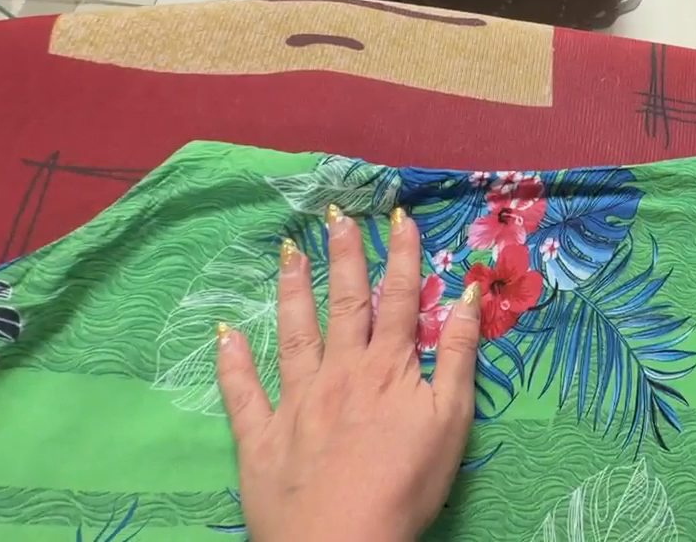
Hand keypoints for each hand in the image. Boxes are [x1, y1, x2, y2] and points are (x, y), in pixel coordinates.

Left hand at [216, 206, 481, 541]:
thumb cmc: (409, 482)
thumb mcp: (454, 416)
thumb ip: (461, 353)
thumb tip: (471, 296)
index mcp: (389, 366)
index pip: (400, 297)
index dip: (403, 254)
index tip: (400, 216)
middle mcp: (340, 372)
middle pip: (344, 303)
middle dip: (344, 255)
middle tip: (337, 214)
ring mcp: (295, 403)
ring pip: (293, 333)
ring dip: (292, 289)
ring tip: (288, 250)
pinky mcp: (260, 439)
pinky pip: (241, 394)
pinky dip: (230, 363)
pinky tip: (224, 333)